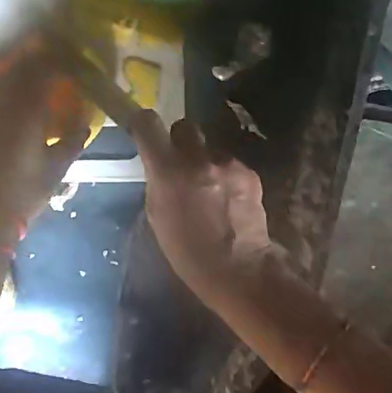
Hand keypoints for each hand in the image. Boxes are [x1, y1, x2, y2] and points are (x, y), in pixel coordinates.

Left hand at [0, 50, 89, 242]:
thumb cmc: (24, 194)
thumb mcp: (55, 170)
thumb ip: (70, 144)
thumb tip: (83, 127)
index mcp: (28, 116)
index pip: (42, 76)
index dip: (54, 61)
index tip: (68, 54)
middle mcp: (6, 110)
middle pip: (20, 73)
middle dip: (35, 58)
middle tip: (50, 47)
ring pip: (4, 83)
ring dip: (19, 69)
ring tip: (34, 62)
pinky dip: (7, 86)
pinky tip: (16, 90)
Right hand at [122, 107, 279, 300]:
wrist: (239, 269)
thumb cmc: (187, 251)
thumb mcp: (157, 215)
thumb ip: (157, 181)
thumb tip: (158, 163)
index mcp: (168, 171)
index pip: (148, 124)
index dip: (143, 123)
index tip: (142, 130)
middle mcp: (197, 159)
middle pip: (184, 127)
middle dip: (180, 141)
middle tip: (180, 163)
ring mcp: (227, 164)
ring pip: (209, 148)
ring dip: (204, 162)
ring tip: (208, 192)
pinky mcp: (249, 172)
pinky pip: (229, 164)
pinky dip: (225, 176)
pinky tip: (227, 201)